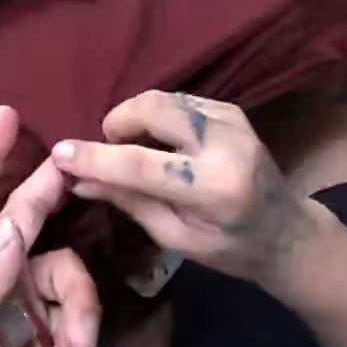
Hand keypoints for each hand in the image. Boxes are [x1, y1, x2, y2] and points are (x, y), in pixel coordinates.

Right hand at [50, 90, 332, 286]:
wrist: (287, 232)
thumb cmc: (229, 247)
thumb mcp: (174, 238)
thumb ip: (127, 202)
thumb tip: (77, 180)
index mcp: (214, 189)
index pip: (140, 165)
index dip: (95, 157)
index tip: (59, 153)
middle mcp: (226, 145)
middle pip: (151, 109)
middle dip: (117, 124)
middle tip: (110, 149)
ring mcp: (231, 120)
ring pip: (160, 99)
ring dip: (134, 118)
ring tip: (133, 147)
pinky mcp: (229, 109)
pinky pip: (175, 100)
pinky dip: (154, 116)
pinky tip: (158, 141)